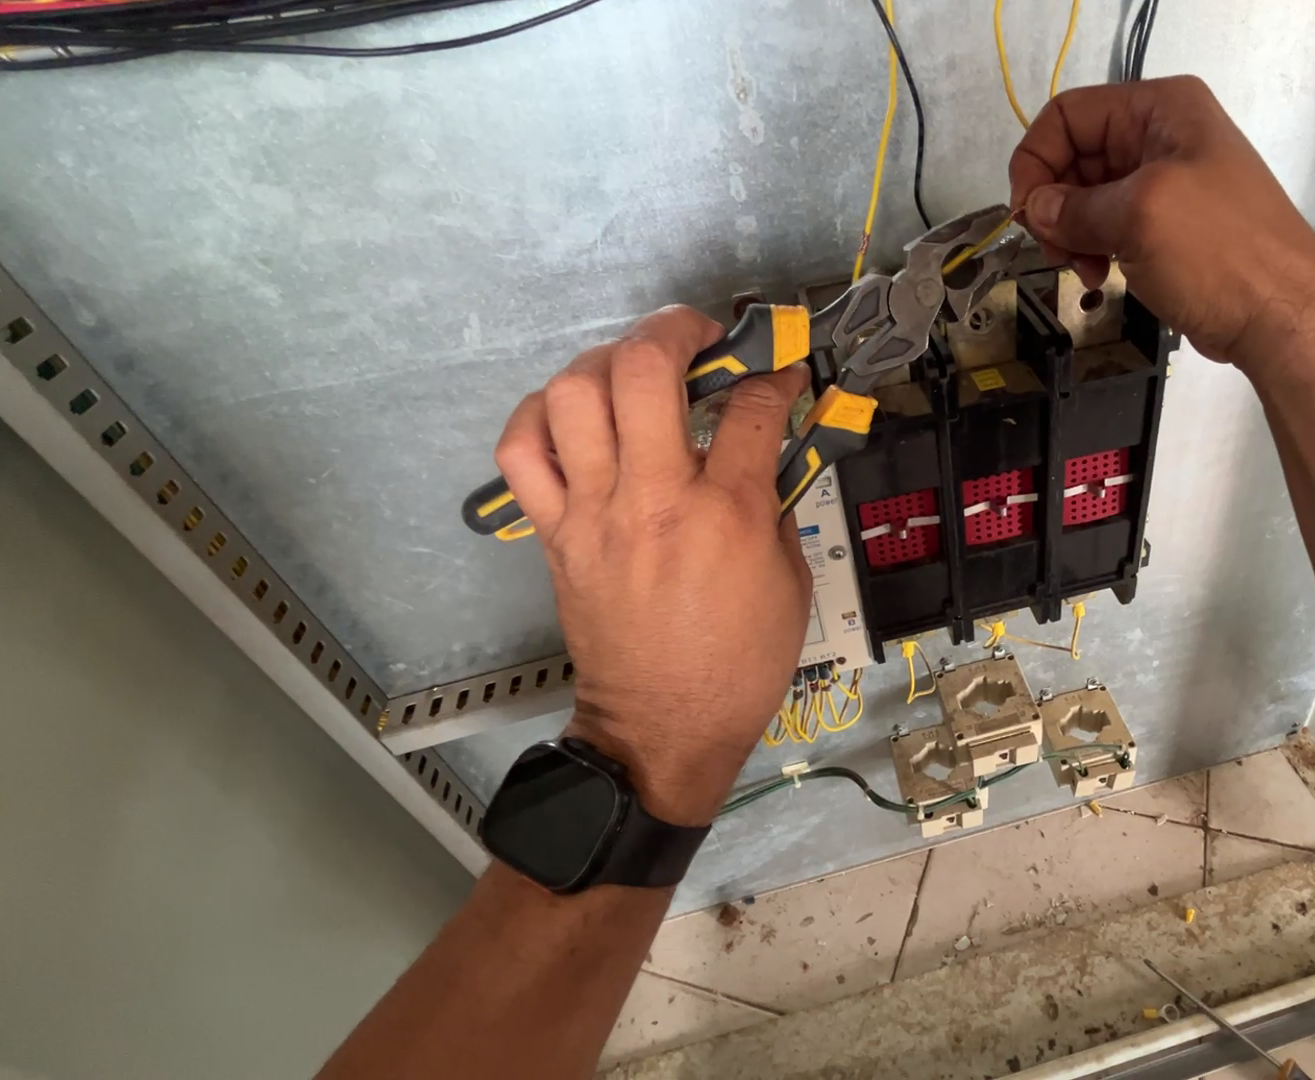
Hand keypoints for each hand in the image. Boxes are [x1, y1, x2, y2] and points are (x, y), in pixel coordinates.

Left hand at [495, 307, 813, 825]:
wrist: (663, 729)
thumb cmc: (743, 663)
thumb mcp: (792, 583)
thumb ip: (774, 508)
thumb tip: (760, 458)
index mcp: (730, 514)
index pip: (754, 410)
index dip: (774, 377)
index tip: (780, 373)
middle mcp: (656, 498)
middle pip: (646, 371)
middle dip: (678, 329)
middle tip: (700, 334)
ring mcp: (594, 513)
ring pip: (573, 395)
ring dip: (608, 361)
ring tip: (634, 370)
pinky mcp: (555, 534)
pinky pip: (522, 452)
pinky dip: (541, 416)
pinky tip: (573, 415)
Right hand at [1009, 76, 1314, 371]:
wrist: (1278, 316)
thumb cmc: (1217, 254)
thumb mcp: (1138, 217)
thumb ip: (1074, 208)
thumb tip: (1033, 208)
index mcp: (1159, 110)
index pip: (1068, 116)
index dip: (1036, 160)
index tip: (1023, 215)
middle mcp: (1159, 137)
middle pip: (1074, 158)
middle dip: (1055, 206)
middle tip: (1055, 253)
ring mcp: (1163, 184)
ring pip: (1086, 198)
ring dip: (1071, 235)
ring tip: (1084, 271)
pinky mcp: (1163, 228)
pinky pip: (1108, 228)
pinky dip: (1092, 251)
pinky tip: (1100, 278)